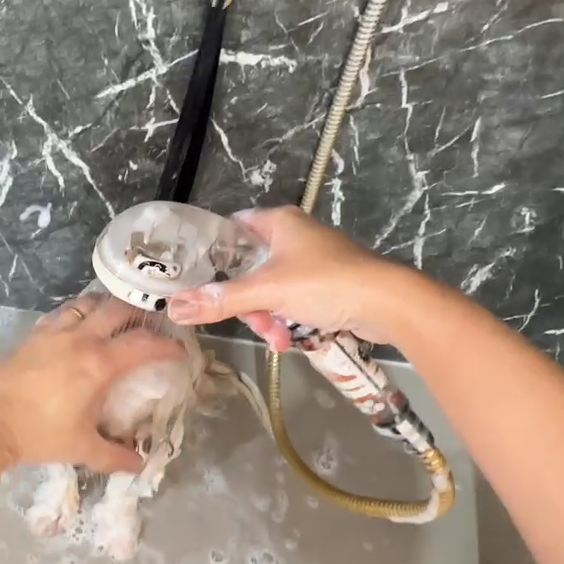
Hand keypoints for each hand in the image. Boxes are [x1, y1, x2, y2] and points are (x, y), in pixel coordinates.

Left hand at [0, 293, 182, 473]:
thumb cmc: (40, 434)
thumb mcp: (82, 449)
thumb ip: (115, 456)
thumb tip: (140, 462)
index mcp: (99, 364)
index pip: (143, 344)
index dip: (166, 345)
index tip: (178, 350)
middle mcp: (80, 339)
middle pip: (118, 308)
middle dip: (140, 311)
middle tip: (151, 321)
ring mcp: (55, 332)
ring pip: (88, 303)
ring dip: (107, 306)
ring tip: (117, 317)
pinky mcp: (35, 333)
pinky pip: (63, 312)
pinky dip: (79, 312)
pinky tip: (80, 325)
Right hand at [165, 207, 422, 349]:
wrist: (389, 304)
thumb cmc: (324, 283)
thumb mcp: (266, 292)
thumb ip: (220, 300)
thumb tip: (175, 307)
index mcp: (278, 222)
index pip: (231, 228)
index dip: (213, 252)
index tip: (199, 278)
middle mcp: (294, 236)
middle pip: (249, 268)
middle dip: (248, 302)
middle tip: (254, 321)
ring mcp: (313, 261)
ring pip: (271, 290)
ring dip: (269, 318)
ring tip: (279, 339)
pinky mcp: (329, 285)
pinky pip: (294, 302)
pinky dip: (290, 321)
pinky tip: (292, 341)